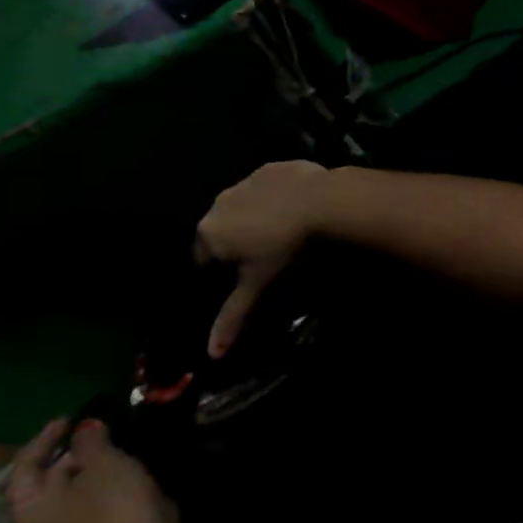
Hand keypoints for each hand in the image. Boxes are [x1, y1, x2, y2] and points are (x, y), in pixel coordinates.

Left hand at [7, 419, 174, 522]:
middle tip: (92, 433)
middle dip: (64, 456)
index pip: (21, 468)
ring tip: (106, 451)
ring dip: (79, 473)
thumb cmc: (114, 504)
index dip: (44, 438)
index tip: (70, 417)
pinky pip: (76, 514)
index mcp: (27, 513)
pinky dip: (88, 492)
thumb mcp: (103, 461)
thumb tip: (84, 428)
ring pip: (60, 502)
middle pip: (39, 487)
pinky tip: (113, 478)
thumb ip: (89, 440)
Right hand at [195, 160, 331, 357]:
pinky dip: (274, 196)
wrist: (319, 202)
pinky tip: (295, 206)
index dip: (222, 270)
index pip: (203, 259)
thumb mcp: (257, 285)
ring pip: (242, 205)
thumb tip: (211, 354)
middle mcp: (218, 203)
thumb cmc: (283, 248)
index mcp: (208, 232)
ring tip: (282, 230)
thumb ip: (232, 317)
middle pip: (221, 229)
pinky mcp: (270, 167)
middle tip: (265, 253)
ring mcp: (244, 181)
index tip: (246, 274)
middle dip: (236, 242)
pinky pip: (266, 186)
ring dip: (253, 217)